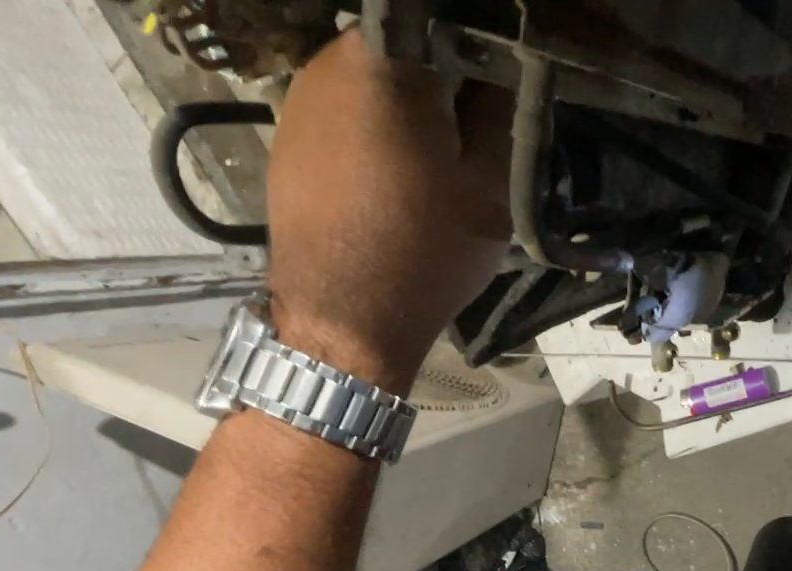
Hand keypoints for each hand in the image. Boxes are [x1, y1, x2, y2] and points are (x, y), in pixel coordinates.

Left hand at [266, 31, 511, 391]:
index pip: (449, 26)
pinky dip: (376, 129)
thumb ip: (501, 113)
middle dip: (446, 80)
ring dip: (410, 107)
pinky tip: (395, 177)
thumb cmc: (426, 253)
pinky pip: (345, 111)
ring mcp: (300, 97)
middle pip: (406, 48)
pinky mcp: (287, 137)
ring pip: (374, 80)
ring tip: (437, 161)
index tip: (504, 93)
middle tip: (477, 131)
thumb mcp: (490, 188)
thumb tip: (501, 71)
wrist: (343, 320)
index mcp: (388, 62)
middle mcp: (330, 60)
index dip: (484, 55)